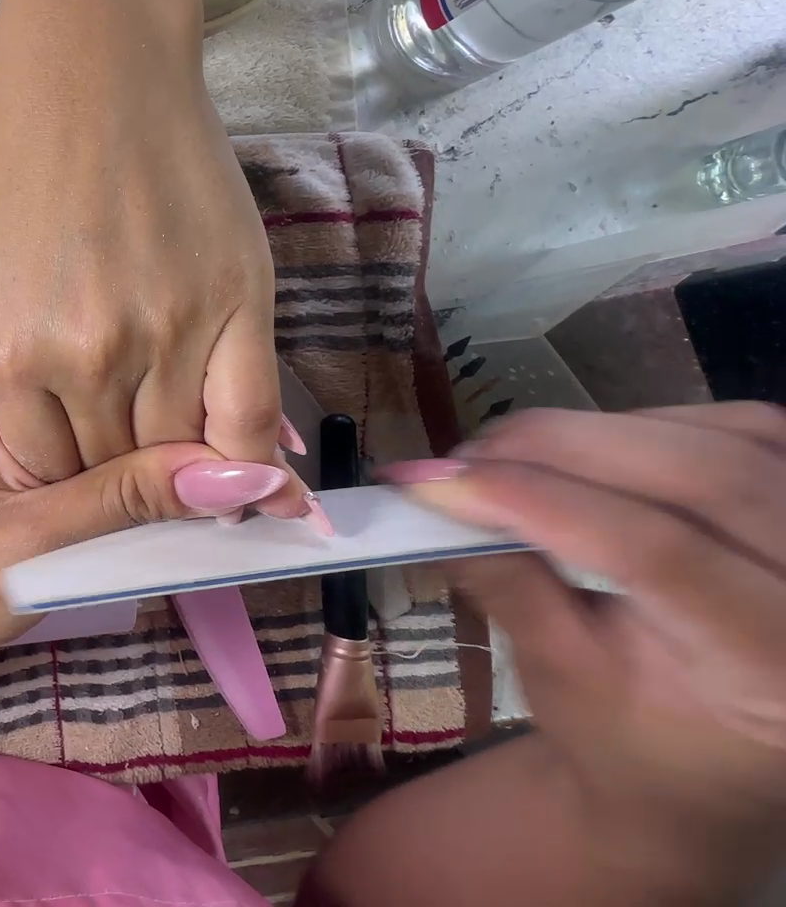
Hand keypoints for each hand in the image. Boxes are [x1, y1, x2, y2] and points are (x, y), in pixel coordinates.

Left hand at [0, 0, 302, 520]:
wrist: (93, 75)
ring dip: (170, 467)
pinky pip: (252, 414)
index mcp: (9, 357)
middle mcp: (87, 359)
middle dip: (106, 474)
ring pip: (176, 449)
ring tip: (170, 464)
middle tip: (119, 463)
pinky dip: (250, 459)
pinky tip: (247, 483)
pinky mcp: (239, 303)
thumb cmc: (9, 170)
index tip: (69, 463)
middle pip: (105, 465)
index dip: (55, 473)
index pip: (41, 465)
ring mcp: (168, 334)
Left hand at [0, 383, 297, 660]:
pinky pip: (125, 459)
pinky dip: (172, 480)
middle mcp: (34, 393)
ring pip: (142, 428)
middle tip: (297, 498)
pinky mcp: (57, 462)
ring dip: (206, 460)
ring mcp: (47, 425)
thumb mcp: (31, 543)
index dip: (201, 429)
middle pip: (140, 403)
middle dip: (218, 443)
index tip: (275, 475)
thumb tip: (235, 481)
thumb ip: (123, 505)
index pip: (122, 387)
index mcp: (11, 391)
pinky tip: (226, 492)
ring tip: (280, 500)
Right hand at [383, 405, 785, 854]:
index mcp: (772, 667)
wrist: (700, 755)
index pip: (656, 552)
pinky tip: (576, 450)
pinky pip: (738, 428)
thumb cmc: (622, 729)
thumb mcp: (554, 671)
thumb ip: (504, 580)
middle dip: (557, 447)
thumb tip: (431, 492)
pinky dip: (639, 424)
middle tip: (458, 456)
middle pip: (704, 476)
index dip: (533, 499)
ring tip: (502, 455)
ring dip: (591, 431)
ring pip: (722, 437)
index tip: (427, 480)